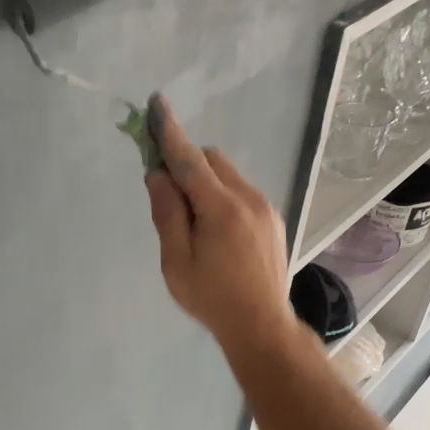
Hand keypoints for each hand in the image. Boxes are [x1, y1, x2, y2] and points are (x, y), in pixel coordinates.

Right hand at [143, 94, 302, 351]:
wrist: (261, 325)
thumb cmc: (211, 298)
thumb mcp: (176, 261)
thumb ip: (167, 214)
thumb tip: (158, 176)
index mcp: (221, 210)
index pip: (190, 160)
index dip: (170, 133)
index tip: (157, 104)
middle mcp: (249, 199)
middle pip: (212, 160)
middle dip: (186, 164)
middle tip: (166, 193)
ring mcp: (265, 208)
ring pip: (228, 175)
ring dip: (204, 182)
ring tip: (191, 222)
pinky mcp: (272, 219)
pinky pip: (240, 192)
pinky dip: (220, 196)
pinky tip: (213, 231)